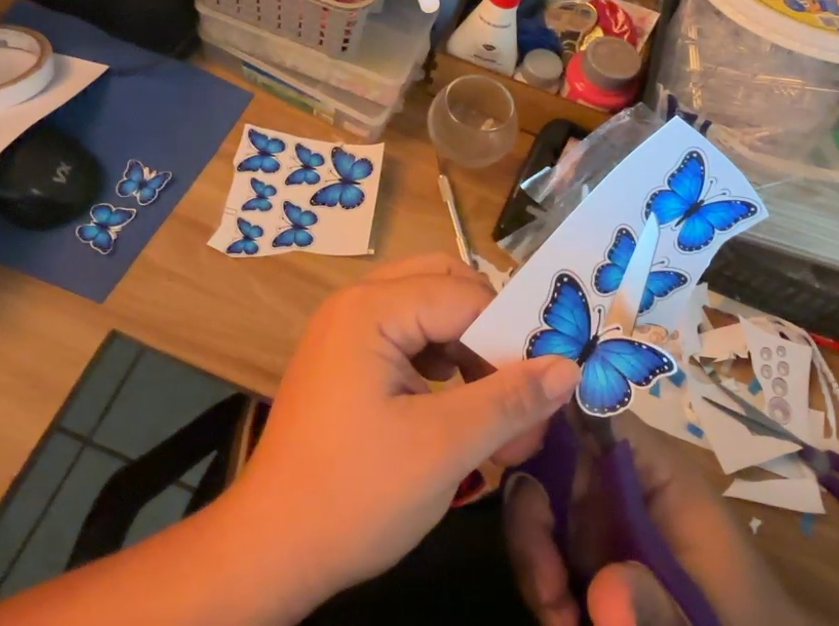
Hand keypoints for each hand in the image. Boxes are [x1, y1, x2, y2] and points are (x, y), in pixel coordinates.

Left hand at [227, 254, 580, 603]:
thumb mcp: (444, 447)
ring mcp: (346, 335)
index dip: (514, 335)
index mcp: (370, 310)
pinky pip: (408, 343)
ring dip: (471, 354)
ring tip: (500, 415)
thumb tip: (568, 366)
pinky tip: (461, 413)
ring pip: (430, 316)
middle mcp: (355, 307)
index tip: (552, 383)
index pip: (466, 296)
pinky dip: (443, 369)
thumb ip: (509, 400)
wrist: (270, 551)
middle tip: (523, 385)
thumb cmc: (355, 495)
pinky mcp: (346, 365)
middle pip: (445, 288)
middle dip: (491, 334)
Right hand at [504, 415, 807, 625]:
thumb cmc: (745, 622)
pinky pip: (546, 552)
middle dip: (532, 523)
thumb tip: (603, 593)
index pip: (589, 413)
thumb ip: (658, 609)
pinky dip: (545, 589)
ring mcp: (600, 516)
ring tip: (560, 619)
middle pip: (546, 463)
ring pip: (537, 512)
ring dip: (534, 564)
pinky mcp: (589, 553)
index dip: (540, 424)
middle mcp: (618, 479)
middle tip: (548, 590)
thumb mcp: (707, 618)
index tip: (517, 475)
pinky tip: (565, 621)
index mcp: (655, 468)